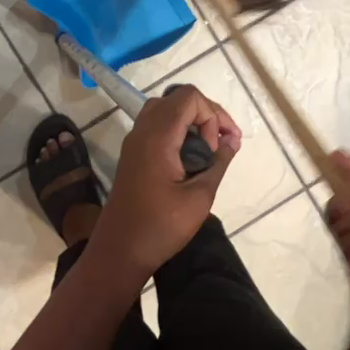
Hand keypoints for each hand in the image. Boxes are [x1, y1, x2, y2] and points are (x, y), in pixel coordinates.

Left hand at [91, 85, 240, 276]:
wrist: (119, 252)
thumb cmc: (161, 227)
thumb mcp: (200, 197)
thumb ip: (218, 163)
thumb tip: (231, 142)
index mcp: (157, 136)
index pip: (189, 97)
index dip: (212, 114)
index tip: (217, 147)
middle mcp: (142, 131)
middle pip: (178, 100)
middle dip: (206, 115)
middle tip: (222, 144)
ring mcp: (134, 142)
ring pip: (166, 112)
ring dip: (192, 123)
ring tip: (209, 151)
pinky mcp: (133, 155)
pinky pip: (157, 128)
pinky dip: (178, 133)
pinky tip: (191, 160)